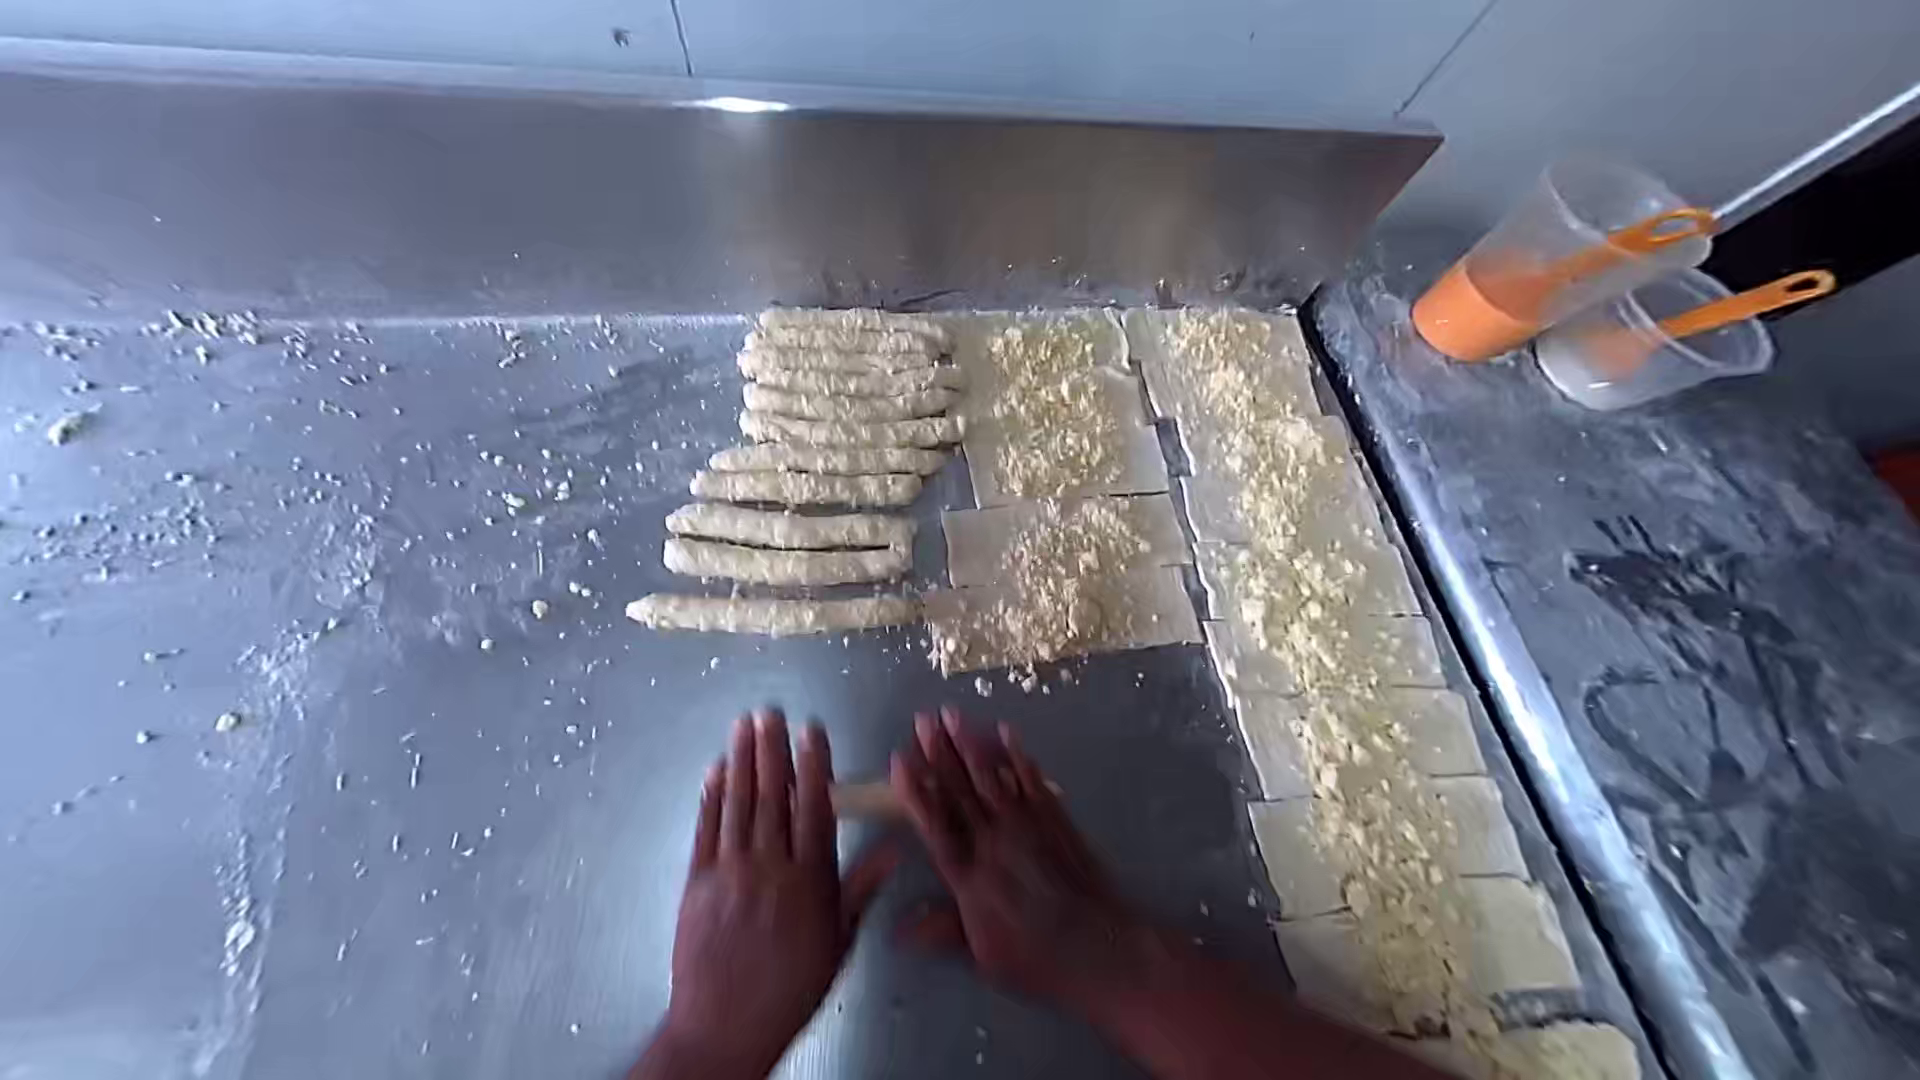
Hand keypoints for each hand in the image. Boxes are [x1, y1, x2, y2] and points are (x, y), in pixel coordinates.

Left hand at [637, 711, 895, 1079]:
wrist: (724, 1028)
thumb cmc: (793, 983)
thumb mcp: (838, 940)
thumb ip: (862, 887)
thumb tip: (895, 846)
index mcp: (809, 877)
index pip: (814, 806)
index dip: (813, 764)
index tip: (812, 730)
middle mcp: (770, 865)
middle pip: (772, 795)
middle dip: (772, 749)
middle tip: (771, 712)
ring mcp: (729, 871)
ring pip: (738, 803)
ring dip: (742, 760)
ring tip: (744, 724)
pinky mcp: (697, 883)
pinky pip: (705, 830)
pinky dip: (710, 796)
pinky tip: (715, 770)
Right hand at [890, 706, 1148, 1014]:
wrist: (1099, 947)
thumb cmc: (1037, 957)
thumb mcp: (983, 954)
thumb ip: (941, 931)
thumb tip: (897, 930)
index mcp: (969, 874)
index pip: (935, 823)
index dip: (915, 790)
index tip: (899, 759)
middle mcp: (992, 839)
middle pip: (959, 789)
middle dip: (938, 752)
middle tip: (923, 720)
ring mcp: (1024, 822)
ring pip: (990, 776)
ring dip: (969, 743)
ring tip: (952, 714)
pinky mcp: (1052, 816)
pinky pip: (1031, 778)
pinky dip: (1017, 753)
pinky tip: (1005, 731)